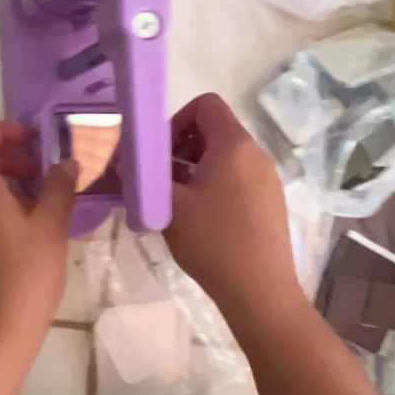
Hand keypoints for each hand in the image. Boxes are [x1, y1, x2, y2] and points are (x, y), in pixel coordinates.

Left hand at [0, 121, 77, 350]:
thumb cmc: (26, 277)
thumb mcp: (51, 228)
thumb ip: (59, 188)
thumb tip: (67, 162)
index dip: (2, 130)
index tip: (33, 140)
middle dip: (5, 154)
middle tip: (39, 168)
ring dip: (2, 180)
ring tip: (39, 197)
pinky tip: (26, 226)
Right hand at [162, 94, 298, 311]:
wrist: (259, 289)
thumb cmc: (212, 242)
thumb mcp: (168, 208)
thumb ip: (144, 179)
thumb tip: (123, 164)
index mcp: (233, 145)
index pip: (206, 105)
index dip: (176, 120)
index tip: (160, 154)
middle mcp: (256, 154)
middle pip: (216, 131)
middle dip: (183, 148)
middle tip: (161, 180)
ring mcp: (268, 179)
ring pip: (227, 159)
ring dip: (197, 170)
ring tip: (177, 204)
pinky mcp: (271, 203)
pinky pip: (239, 180)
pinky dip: (216, 187)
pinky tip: (203, 222)